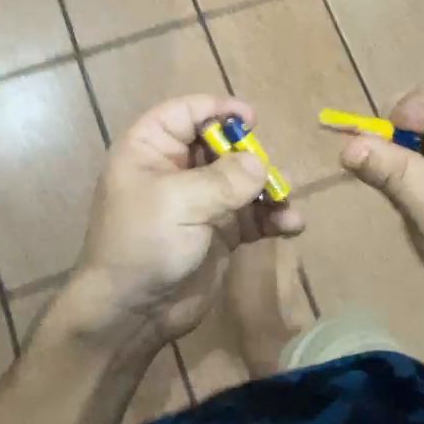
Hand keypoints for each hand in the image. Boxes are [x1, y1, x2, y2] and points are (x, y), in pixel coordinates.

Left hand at [63, 95, 302, 345]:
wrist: (130, 313)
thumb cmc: (143, 243)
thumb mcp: (179, 203)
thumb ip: (224, 179)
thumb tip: (260, 164)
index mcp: (149, 150)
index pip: (184, 113)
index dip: (217, 110)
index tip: (252, 119)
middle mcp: (173, 170)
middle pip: (219, 145)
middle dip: (249, 155)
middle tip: (269, 172)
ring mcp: (197, 202)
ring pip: (240, 180)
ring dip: (267, 188)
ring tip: (285, 202)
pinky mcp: (217, 233)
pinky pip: (250, 215)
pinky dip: (271, 216)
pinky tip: (292, 224)